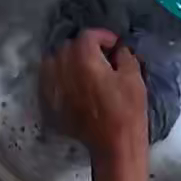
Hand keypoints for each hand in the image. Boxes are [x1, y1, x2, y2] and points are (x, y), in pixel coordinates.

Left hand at [43, 29, 147, 160]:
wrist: (113, 145)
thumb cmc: (127, 111)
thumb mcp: (134, 78)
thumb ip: (124, 56)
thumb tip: (118, 50)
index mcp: (84, 60)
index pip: (87, 36)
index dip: (103, 36)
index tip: (114, 45)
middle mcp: (64, 69)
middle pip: (68, 46)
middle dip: (84, 47)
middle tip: (100, 57)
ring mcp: (53, 87)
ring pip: (52, 61)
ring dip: (66, 59)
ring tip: (81, 68)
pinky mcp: (50, 102)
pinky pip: (47, 80)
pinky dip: (56, 76)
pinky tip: (69, 82)